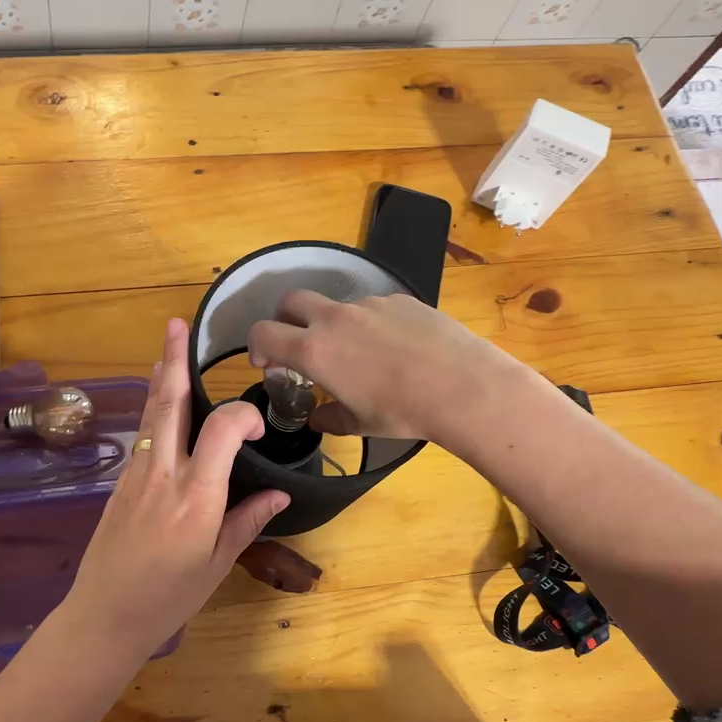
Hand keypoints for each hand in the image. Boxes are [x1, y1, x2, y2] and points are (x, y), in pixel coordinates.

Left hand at [59, 318, 289, 655]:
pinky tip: (158, 402)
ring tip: (166, 347)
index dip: (244, 415)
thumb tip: (280, 493)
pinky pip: (141, 436)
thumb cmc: (168, 597)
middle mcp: (164, 475)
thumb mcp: (216, 564)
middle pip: (170, 405)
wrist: (105, 615)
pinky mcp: (120, 483)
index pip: (223, 430)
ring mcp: (136, 476)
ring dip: (160, 378)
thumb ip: (246, 522)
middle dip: (173, 361)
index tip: (259, 428)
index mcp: (197, 497)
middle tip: (177, 325)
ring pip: (151, 415)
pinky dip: (152, 410)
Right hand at [247, 290, 518, 444]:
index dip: (256, 346)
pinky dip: (369, 323)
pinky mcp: (399, 298)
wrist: (464, 386)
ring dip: (332, 324)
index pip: (264, 333)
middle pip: (291, 301)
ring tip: (359, 355)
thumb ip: (330, 418)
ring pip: (335, 305)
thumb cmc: (403, 411)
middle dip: (285, 319)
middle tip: (298, 345)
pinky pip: (372, 306)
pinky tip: (395, 348)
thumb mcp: (360, 423)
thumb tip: (317, 419)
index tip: (267, 363)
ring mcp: (369, 303)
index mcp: (315, 350)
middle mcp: (335, 318)